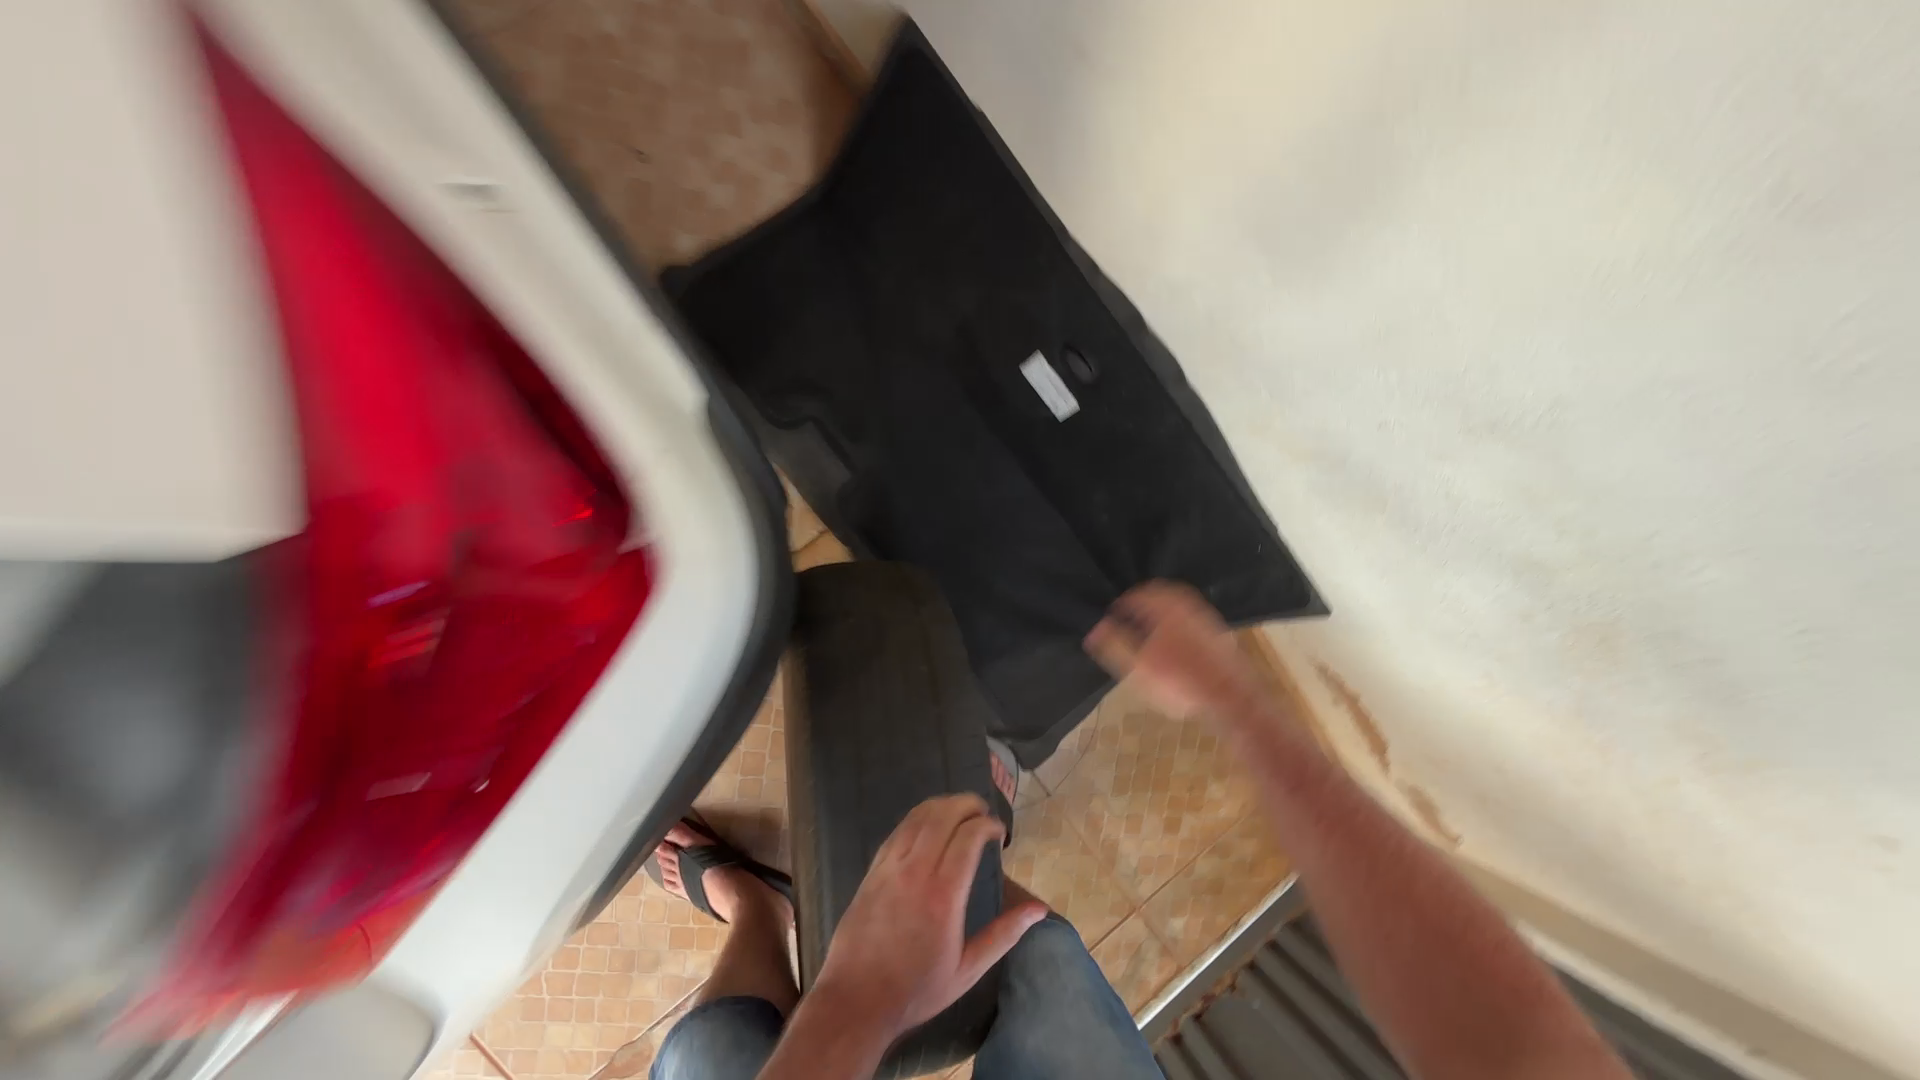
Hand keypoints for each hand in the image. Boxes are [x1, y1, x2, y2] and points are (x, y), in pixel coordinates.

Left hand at [811, 794, 1047, 1039]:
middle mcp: (916, 871)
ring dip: (943, 805)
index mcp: (944, 895)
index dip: (988, 824)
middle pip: (943, 815)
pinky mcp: (873, 870)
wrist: (856, 999)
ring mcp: (890, 867)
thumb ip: (1004, 934)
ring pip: (918, 817)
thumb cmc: (916, 989)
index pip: (969, 837)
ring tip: (961, 811)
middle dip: (968, 805)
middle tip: (984, 812)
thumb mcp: (967, 970)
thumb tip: (1039, 910)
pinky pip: (898, 830)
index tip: (1000, 833)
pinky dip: (918, 818)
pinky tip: (929, 824)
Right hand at [1083, 581, 1264, 718]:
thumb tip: (1094, 629)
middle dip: (1144, 602)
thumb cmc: (1180, 682)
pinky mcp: (1219, 634)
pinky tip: (1177, 644)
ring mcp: (1207, 619)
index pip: (1137, 594)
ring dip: (1163, 612)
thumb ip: (1115, 646)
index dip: (1122, 603)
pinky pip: (1193, 619)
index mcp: (1165, 607)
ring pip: (1179, 605)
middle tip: (1131, 617)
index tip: (1114, 614)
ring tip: (1150, 630)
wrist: (1232, 698)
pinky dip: (1179, 624)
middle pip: (1161, 594)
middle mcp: (1188, 606)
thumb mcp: (1138, 668)